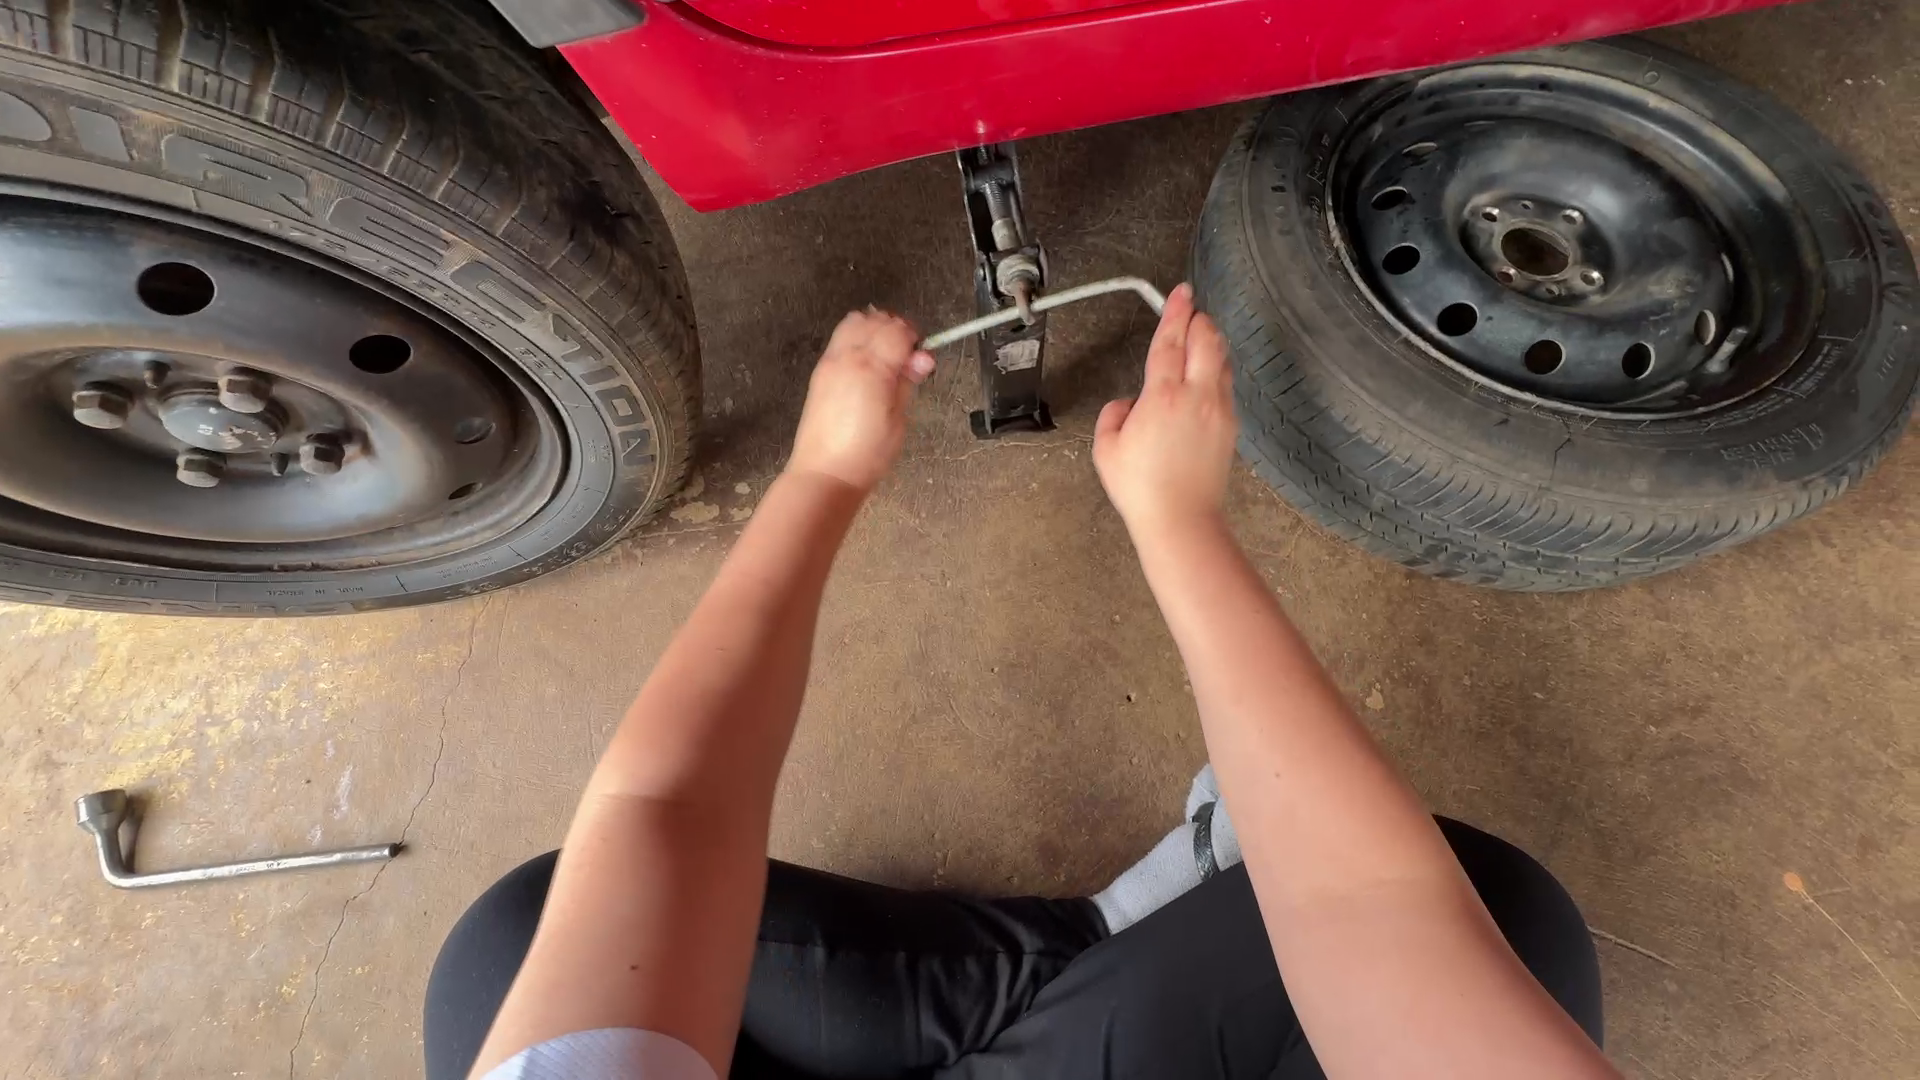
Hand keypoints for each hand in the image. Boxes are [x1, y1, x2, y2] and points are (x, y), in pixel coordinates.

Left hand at [788, 308, 936, 492]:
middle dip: (895, 329)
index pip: (897, 331)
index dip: (914, 339)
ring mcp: (830, 363)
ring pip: (854, 322)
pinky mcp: (820, 373)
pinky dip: (856, 339)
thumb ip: (908, 382)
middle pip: (875, 320)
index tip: (920, 357)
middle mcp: (848, 358)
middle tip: (907, 356)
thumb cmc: (866, 454)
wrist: (826, 473)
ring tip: (886, 356)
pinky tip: (866, 364)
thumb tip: (922, 359)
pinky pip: (840, 339)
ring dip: (874, 329)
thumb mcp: (899, 420)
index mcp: (872, 369)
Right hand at [1093, 283, 1237, 540]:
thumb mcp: (1106, 448)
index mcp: (1162, 396)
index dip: (1174, 312)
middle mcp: (1197, 396)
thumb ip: (1113, 414)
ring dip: (1211, 342)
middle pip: (1207, 341)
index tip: (1180, 292)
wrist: (1181, 519)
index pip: (1170, 342)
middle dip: (1198, 320)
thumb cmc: (1140, 487)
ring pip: (1222, 360)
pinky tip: (1206, 376)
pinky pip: (1226, 385)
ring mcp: (1219, 410)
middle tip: (1189, 311)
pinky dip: (1217, 369)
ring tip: (1199, 337)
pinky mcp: (1229, 427)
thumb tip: (1129, 403)